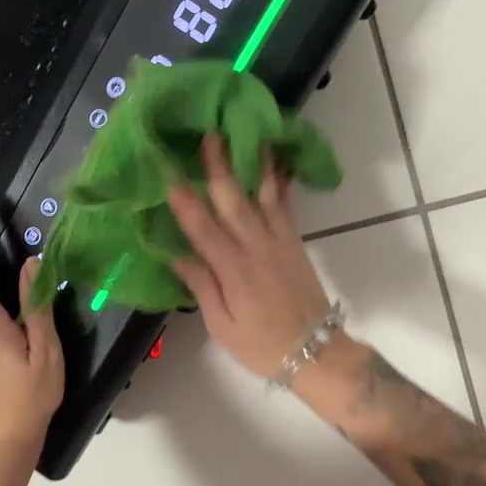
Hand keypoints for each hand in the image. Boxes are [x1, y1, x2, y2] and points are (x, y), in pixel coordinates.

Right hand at [166, 134, 332, 378]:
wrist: (316, 352)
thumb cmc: (262, 345)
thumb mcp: (222, 325)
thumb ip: (201, 286)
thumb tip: (176, 255)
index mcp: (233, 271)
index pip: (203, 229)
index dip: (184, 202)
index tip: (168, 174)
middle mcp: (256, 248)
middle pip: (234, 200)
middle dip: (219, 167)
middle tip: (208, 135)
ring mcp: (279, 241)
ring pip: (263, 194)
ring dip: (252, 163)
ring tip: (246, 133)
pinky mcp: (294, 241)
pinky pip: (285, 204)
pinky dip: (279, 180)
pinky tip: (274, 160)